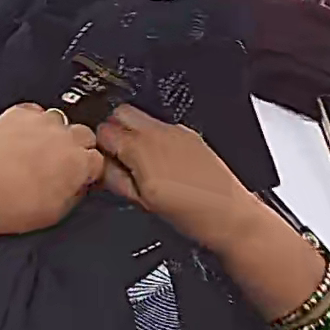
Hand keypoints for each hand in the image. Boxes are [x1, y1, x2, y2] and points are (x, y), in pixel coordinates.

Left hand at [0, 104, 103, 284]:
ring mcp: (42, 121)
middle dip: (75, 148)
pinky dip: (32, 123)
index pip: (99, 159)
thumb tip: (80, 184)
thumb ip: (77, 192)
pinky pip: (36, 112)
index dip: (88, 168)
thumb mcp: (57, 212)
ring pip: (60, 121)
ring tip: (36, 150)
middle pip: (84, 135)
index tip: (80, 173)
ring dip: (54, 133)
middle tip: (58, 162)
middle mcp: (65, 137)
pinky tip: (20, 140)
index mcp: (79, 162)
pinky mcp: (20, 111)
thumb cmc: (10, 206)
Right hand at [96, 104, 264, 250]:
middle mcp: (158, 133)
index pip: (103, 131)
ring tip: (139, 159)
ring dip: (133, 131)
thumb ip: (115, 179)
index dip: (98, 146)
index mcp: (141, 150)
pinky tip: (160, 160)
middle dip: (113, 129)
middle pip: (120, 112)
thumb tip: (101, 168)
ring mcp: (176, 131)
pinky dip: (154, 136)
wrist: (231, 216)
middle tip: (116, 153)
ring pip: (141, 115)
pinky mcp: (190, 135)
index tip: (102, 159)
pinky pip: (162, 125)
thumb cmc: (191, 215)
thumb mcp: (142, 203)